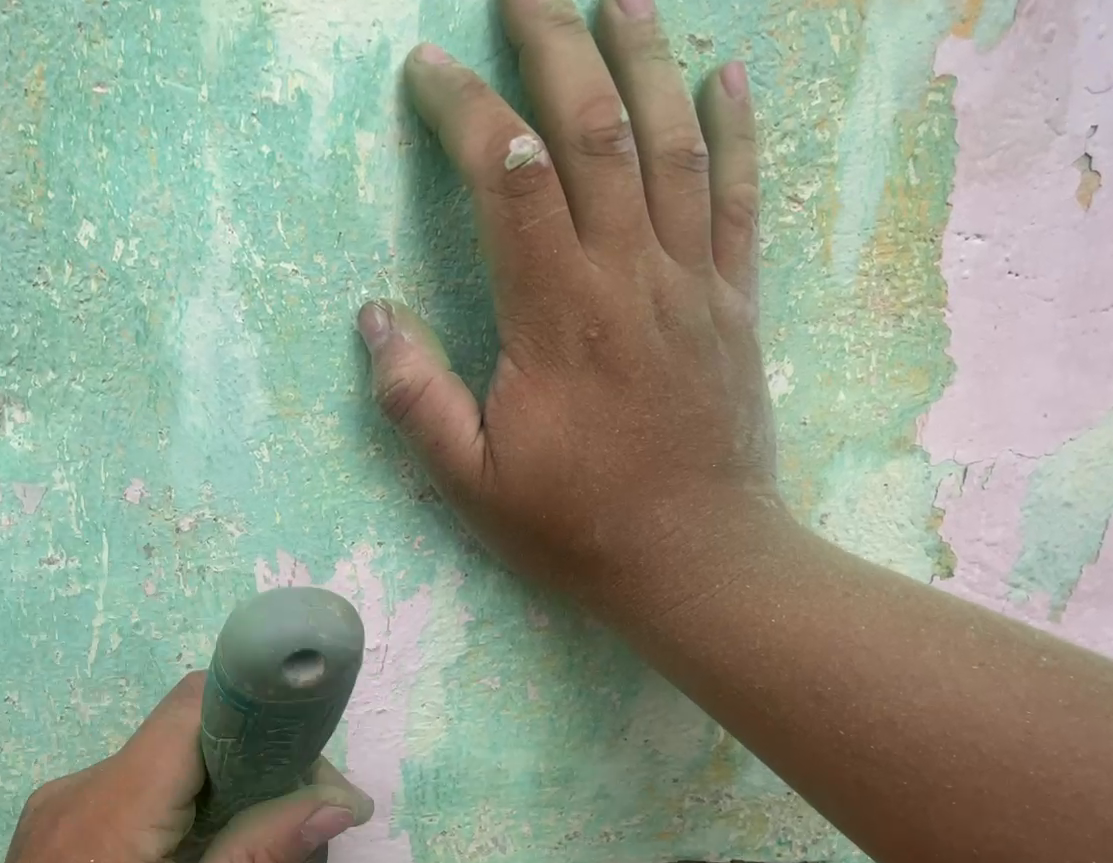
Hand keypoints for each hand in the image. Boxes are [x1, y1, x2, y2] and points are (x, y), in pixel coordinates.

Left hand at [0, 673, 373, 862]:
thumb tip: (334, 798)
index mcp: (109, 815)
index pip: (194, 706)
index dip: (261, 717)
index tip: (314, 768)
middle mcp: (74, 790)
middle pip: (183, 733)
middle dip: (257, 761)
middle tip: (312, 821)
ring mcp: (57, 809)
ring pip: (162, 761)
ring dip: (224, 789)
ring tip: (272, 849)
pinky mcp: (54, 830)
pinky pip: (134, 791)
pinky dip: (184, 809)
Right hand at [360, 0, 782, 619]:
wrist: (696, 561)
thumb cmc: (572, 524)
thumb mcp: (468, 481)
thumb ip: (416, 398)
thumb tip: (371, 317)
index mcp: (556, 314)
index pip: (507, 179)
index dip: (466, 113)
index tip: (428, 70)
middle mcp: (629, 274)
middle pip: (595, 130)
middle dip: (553, 48)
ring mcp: (692, 280)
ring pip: (675, 141)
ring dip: (644, 56)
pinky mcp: (734, 299)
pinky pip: (741, 192)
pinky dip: (736, 124)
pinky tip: (725, 70)